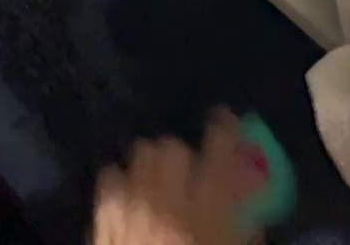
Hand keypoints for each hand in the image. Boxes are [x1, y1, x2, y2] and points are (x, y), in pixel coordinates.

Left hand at [90, 109, 261, 244]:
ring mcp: (129, 201)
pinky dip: (124, 185)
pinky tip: (132, 203)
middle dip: (183, 158)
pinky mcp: (102, 213)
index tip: (226, 118)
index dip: (224, 132)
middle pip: (172, 147)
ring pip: (140, 153)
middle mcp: (165, 197)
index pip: (219, 154)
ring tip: (161, 187)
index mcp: (208, 213)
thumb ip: (243, 229)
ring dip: (153, 166)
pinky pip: (111, 177)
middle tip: (192, 179)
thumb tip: (247, 204)